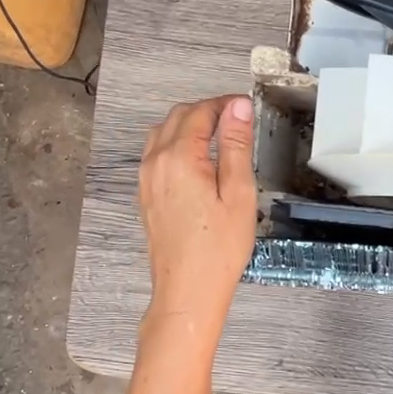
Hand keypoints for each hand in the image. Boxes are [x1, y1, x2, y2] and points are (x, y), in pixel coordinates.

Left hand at [137, 95, 257, 338]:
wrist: (189, 289)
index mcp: (179, 159)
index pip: (200, 112)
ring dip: (190, 125)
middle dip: (207, 111)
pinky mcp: (146, 195)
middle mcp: (155, 164)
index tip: (246, 106)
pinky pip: (157, 155)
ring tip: (221, 136)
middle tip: (237, 119)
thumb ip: (236, 145)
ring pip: (163, 133)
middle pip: (177, 117)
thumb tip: (238, 108)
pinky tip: (200, 160)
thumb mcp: (239, 193)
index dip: (225, 104)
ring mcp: (146, 180)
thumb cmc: (218, 248)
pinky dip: (178, 144)